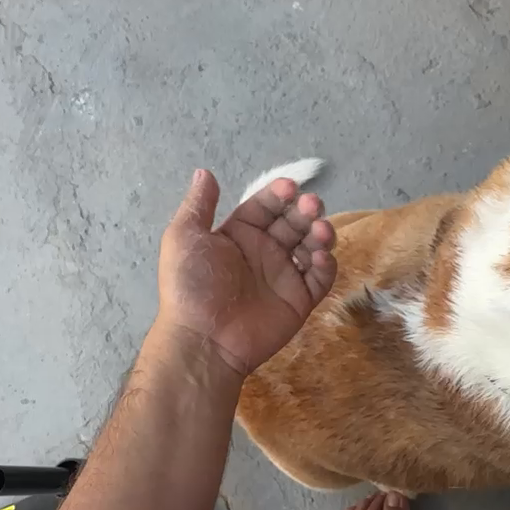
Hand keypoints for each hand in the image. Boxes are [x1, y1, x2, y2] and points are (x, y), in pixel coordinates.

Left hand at [158, 169, 335, 376]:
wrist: (204, 338)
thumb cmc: (191, 285)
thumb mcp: (184, 237)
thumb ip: (199, 204)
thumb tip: (204, 172)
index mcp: (239, 236)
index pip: (266, 207)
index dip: (279, 196)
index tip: (290, 188)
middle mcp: (264, 253)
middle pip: (293, 224)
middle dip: (305, 211)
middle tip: (311, 206)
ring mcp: (283, 278)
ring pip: (311, 247)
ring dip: (320, 234)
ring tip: (321, 230)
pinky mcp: (299, 302)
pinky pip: (320, 280)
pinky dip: (325, 266)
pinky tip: (319, 258)